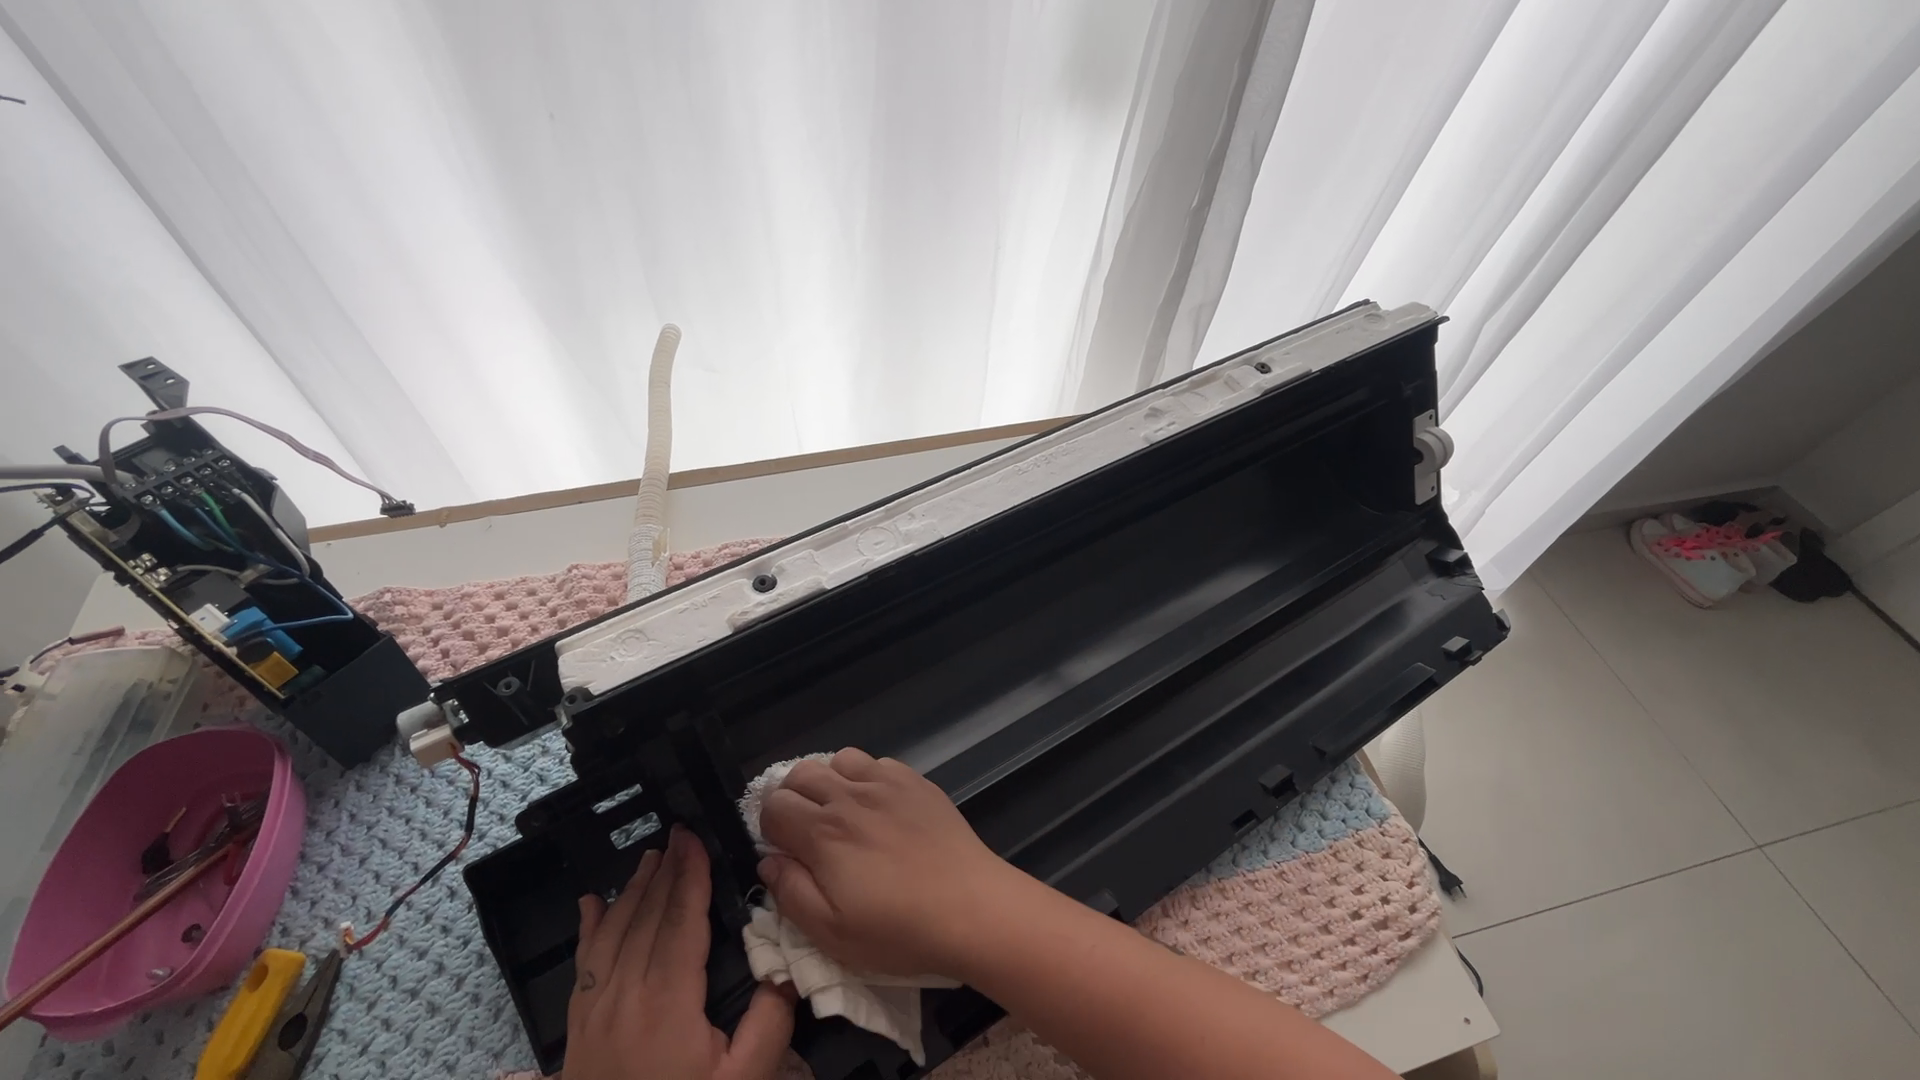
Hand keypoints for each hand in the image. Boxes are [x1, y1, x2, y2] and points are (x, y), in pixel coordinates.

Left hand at [565, 825, 794, 1079]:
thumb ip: (768, 1024)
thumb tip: (786, 971)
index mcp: (666, 1001)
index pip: (681, 921)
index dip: (690, 877)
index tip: (696, 839)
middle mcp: (624, 994)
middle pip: (647, 917)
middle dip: (666, 870)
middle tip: (679, 831)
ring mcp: (594, 1010)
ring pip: (614, 932)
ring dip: (633, 889)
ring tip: (650, 855)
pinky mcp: (578, 1029)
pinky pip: (583, 964)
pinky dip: (589, 928)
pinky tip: (589, 904)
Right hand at [756, 748, 1034, 980]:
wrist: (971, 907)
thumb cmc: (898, 929)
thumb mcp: (831, 932)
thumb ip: (791, 892)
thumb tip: (769, 861)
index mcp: (823, 833)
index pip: (773, 806)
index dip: (769, 827)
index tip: (784, 851)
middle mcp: (849, 796)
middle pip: (800, 773)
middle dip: (792, 798)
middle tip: (806, 832)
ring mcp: (886, 783)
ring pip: (838, 759)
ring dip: (829, 781)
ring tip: (841, 813)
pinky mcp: (916, 781)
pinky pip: (877, 762)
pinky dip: (866, 777)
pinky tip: (879, 807)